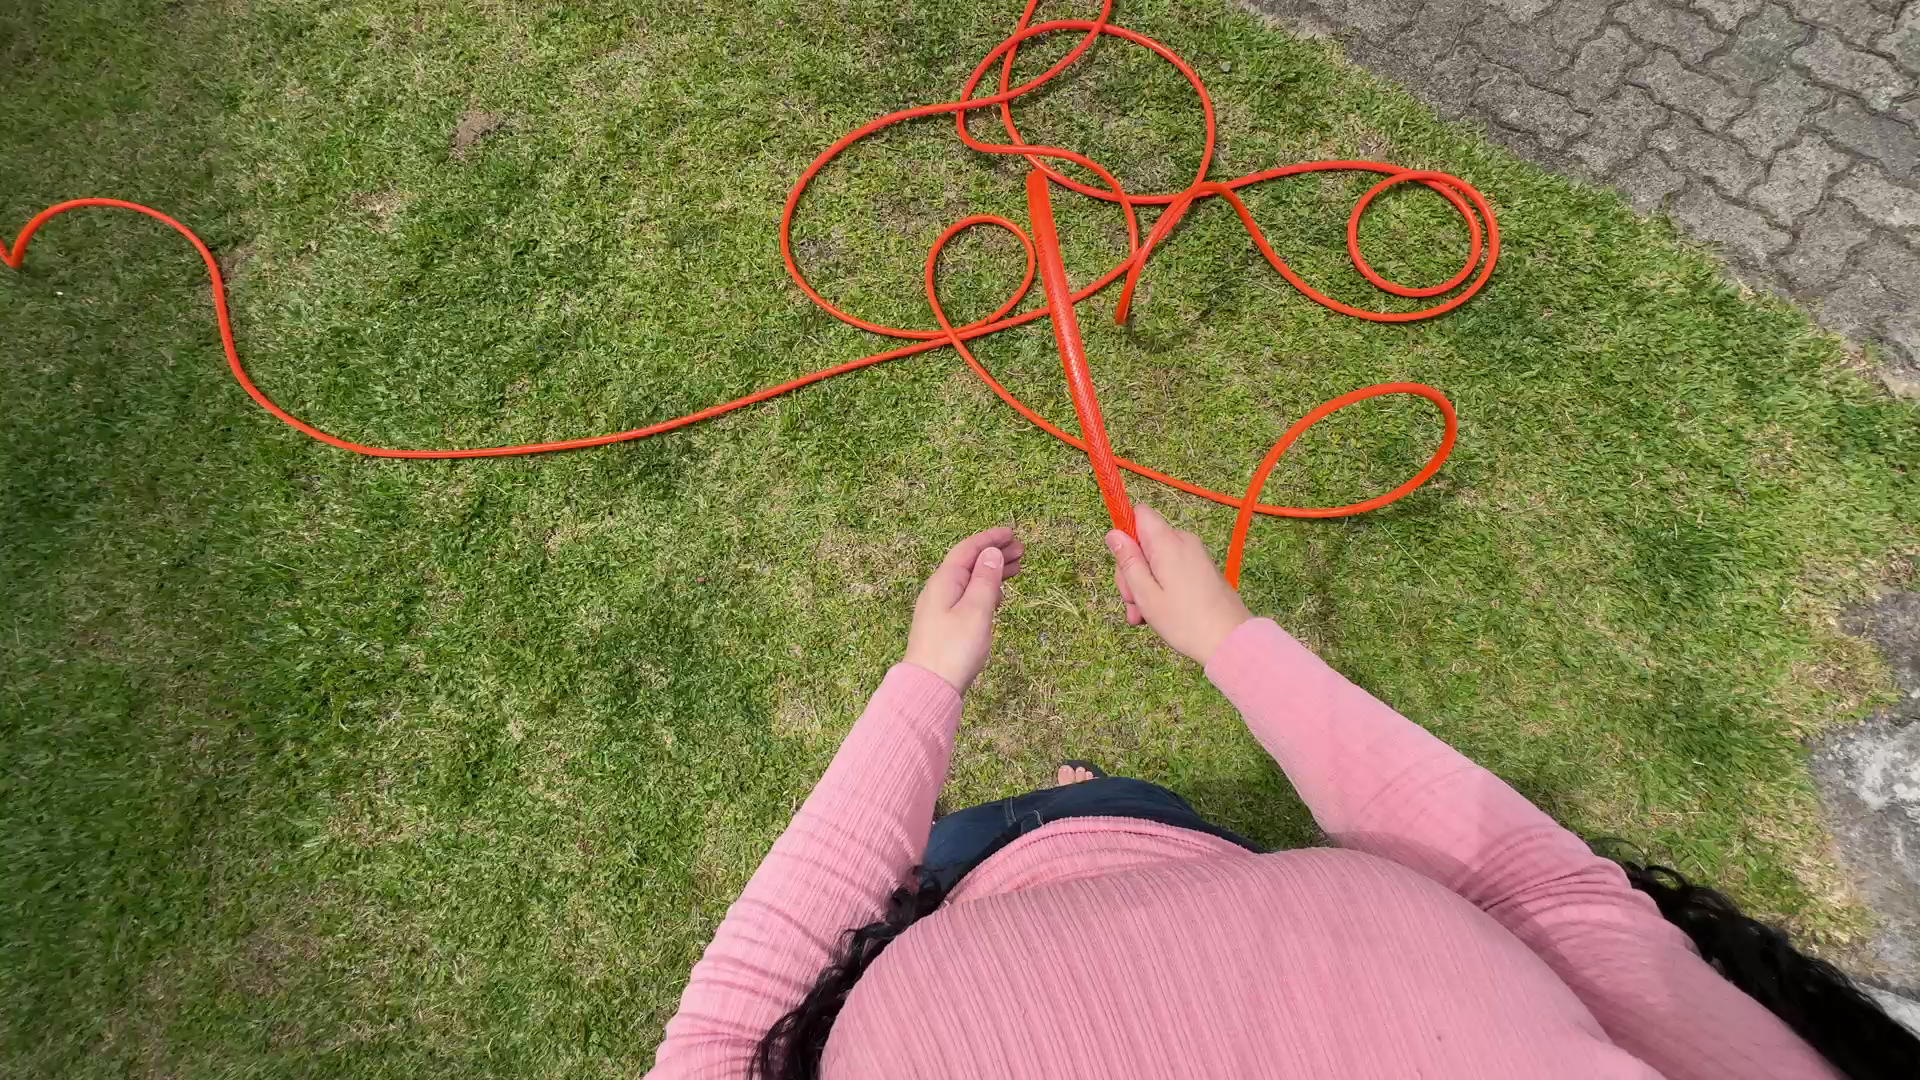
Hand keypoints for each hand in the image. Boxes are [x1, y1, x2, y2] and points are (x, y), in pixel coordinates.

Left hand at [904, 526, 1022, 692]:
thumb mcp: (977, 610)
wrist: (930, 687)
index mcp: (944, 581)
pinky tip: (997, 598)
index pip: (968, 549)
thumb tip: (990, 553)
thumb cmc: (955, 649)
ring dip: (992, 572)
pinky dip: (985, 590)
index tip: (1012, 533)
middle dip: (994, 554)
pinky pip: (967, 597)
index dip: (990, 538)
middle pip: (968, 563)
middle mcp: (939, 590)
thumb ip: (985, 579)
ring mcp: (940, 608)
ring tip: (1016, 570)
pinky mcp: (944, 624)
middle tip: (1022, 551)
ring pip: (969, 580)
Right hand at [1106, 503, 1250, 664]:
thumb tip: (1113, 533)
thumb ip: (1128, 561)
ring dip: (1144, 583)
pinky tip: (1157, 613)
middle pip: (1145, 540)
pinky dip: (1161, 586)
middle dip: (1132, 569)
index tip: (1124, 562)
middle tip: (1132, 602)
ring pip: (1156, 558)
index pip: (1140, 513)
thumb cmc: (1185, 621)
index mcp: (1168, 543)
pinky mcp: (1202, 568)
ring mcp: (1195, 554)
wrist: (1232, 642)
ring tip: (1143, 615)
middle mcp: (1184, 541)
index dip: (1126, 533)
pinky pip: (1172, 568)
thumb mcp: (1146, 594)